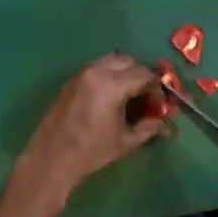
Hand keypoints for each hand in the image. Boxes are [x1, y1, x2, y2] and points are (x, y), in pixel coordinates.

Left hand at [12, 54, 165, 205]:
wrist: (53, 156)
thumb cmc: (92, 151)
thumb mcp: (125, 141)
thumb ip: (148, 128)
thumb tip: (164, 124)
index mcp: (112, 85)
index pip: (143, 74)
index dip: (155, 89)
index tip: (158, 106)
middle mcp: (97, 71)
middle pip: (128, 61)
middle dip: (141, 76)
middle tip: (145, 97)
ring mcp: (82, 73)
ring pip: (111, 60)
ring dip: (125, 71)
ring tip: (129, 95)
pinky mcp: (72, 79)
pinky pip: (97, 66)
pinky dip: (109, 73)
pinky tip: (111, 95)